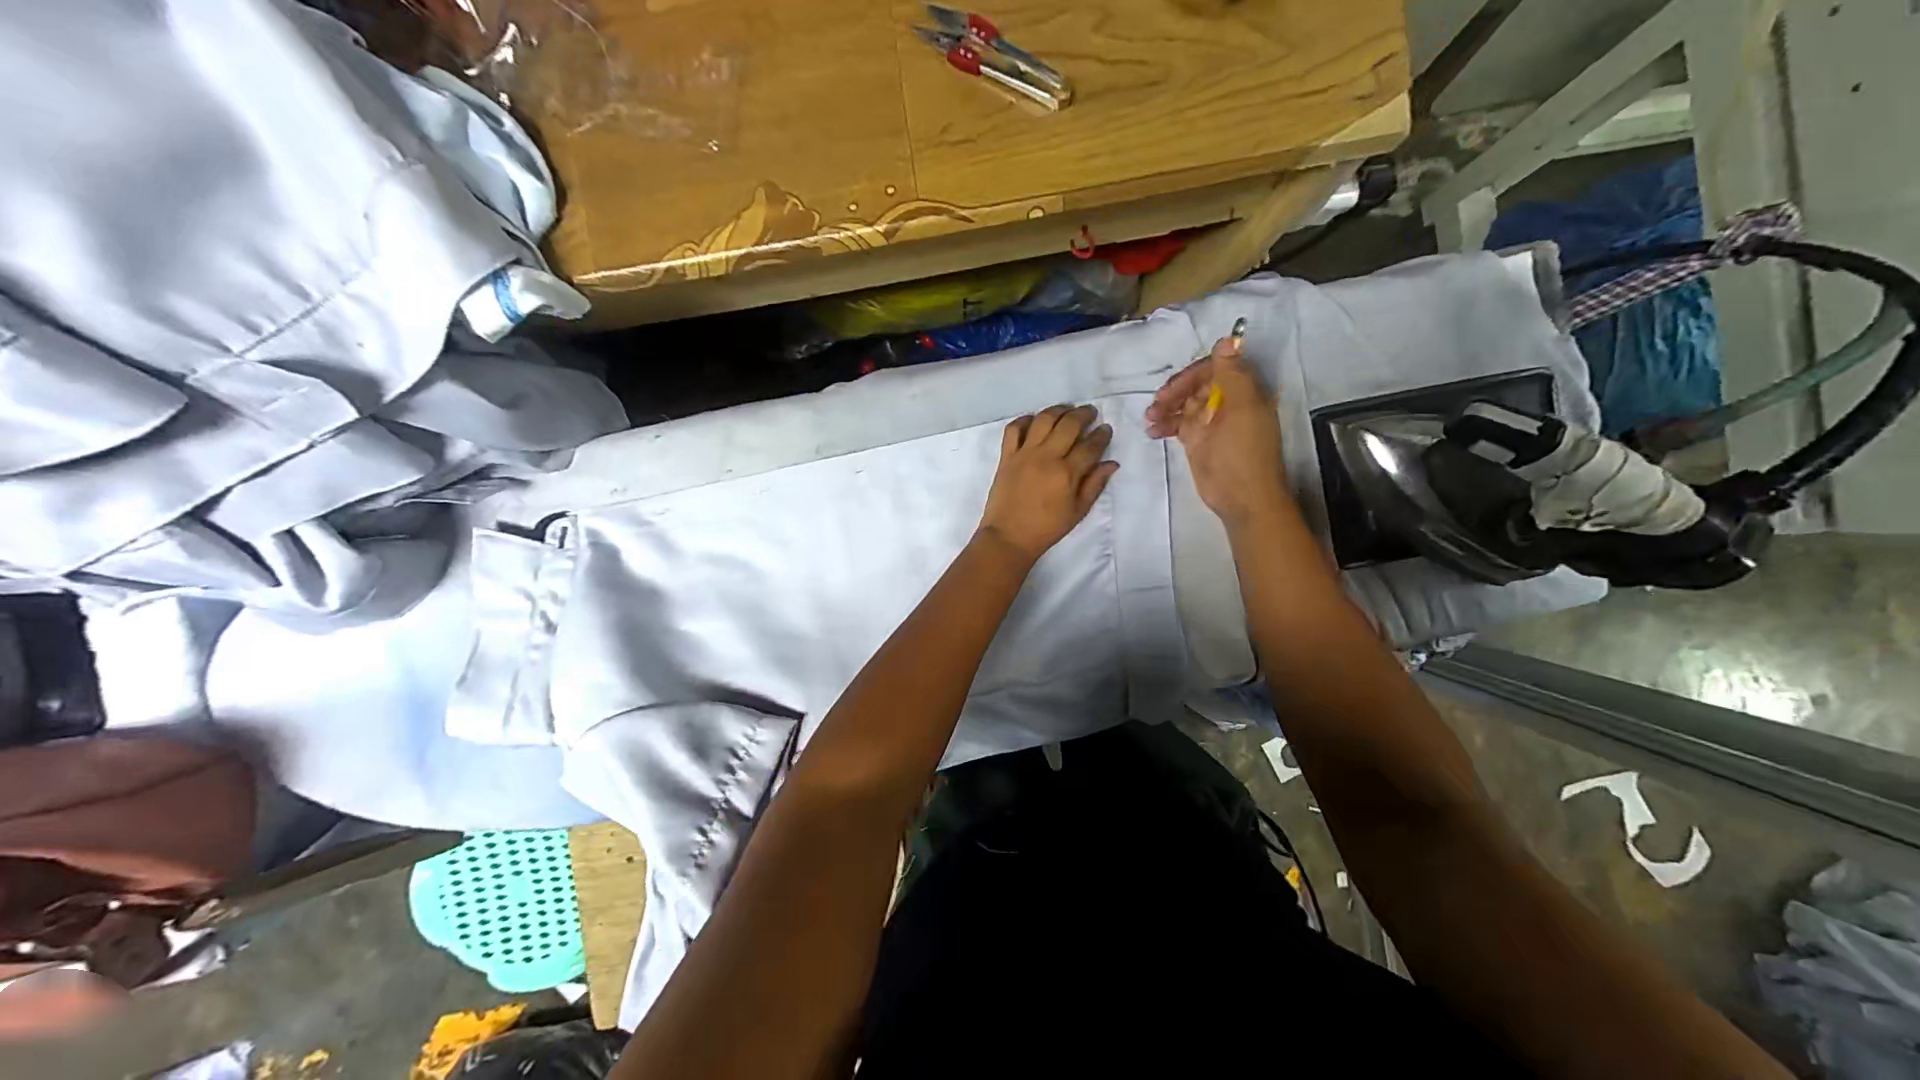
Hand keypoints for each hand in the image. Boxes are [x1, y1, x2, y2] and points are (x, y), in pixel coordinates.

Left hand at [976, 404, 1118, 562]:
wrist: (1009, 536)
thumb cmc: (1047, 528)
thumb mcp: (1078, 511)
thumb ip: (1094, 485)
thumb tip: (1111, 463)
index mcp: (1067, 473)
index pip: (1090, 446)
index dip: (1101, 435)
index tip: (1106, 428)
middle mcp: (1046, 457)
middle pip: (1068, 424)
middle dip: (1084, 414)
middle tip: (1090, 412)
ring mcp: (1024, 454)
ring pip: (1043, 420)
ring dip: (1058, 410)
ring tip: (1067, 410)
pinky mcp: (1006, 456)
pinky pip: (1014, 429)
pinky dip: (1025, 420)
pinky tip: (1035, 420)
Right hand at [1145, 334, 1291, 529]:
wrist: (1242, 498)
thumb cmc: (1244, 453)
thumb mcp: (1241, 409)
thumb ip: (1233, 374)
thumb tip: (1227, 339)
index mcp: (1244, 391)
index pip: (1216, 367)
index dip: (1193, 373)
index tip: (1174, 387)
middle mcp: (1228, 402)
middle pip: (1197, 383)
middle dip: (1175, 391)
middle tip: (1157, 404)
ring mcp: (1212, 422)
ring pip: (1184, 402)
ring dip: (1165, 407)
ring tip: (1150, 420)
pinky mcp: (1198, 440)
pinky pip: (1178, 423)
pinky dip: (1164, 424)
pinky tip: (1153, 431)